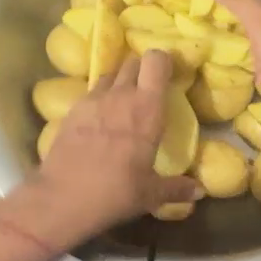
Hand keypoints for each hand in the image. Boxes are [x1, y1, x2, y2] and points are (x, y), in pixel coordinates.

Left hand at [19, 51, 200, 244]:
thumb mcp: (151, 194)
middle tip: (149, 90)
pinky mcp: (71, 111)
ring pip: (110, 75)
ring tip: (124, 105)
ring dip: (120, 82)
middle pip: (132, 62)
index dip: (164, 61)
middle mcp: (120, 95)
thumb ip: (177, 188)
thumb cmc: (115, 193)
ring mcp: (92, 100)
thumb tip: (200, 191)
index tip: (170, 74)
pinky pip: (91, 94)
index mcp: (147, 108)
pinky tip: (100, 122)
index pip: (156, 61)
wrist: (61, 199)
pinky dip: (100, 100)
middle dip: (143, 70)